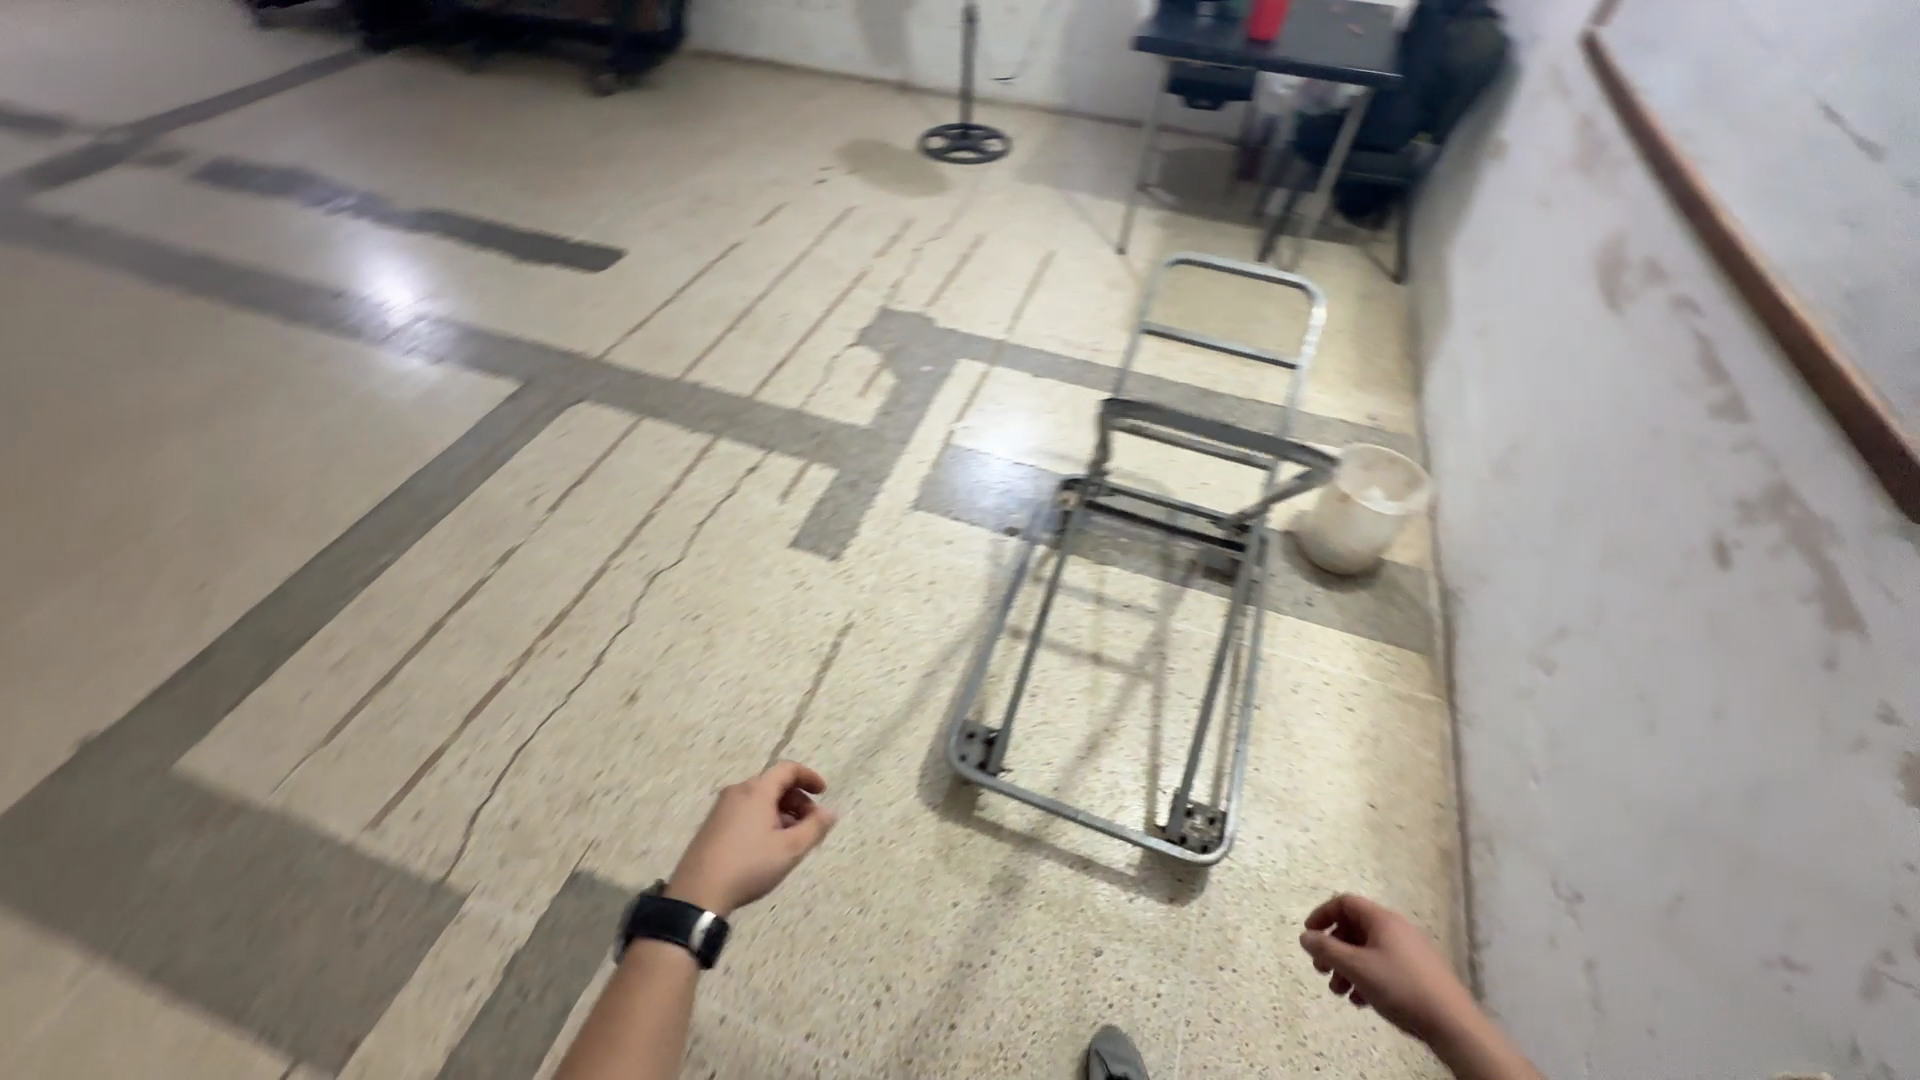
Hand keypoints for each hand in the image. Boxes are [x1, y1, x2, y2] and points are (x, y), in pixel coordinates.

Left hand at [665, 762, 838, 916]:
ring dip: (781, 812)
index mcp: (757, 791)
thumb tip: (831, 811)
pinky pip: (745, 811)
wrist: (697, 893)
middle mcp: (738, 792)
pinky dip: (763, 819)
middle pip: (774, 784)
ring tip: (790, 839)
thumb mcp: (790, 849)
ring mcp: (721, 808)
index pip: (788, 769)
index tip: (823, 793)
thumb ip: (815, 827)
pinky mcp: (712, 825)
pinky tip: (767, 846)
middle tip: (809, 823)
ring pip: (759, 799)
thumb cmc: (749, 865)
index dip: (809, 777)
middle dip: (797, 799)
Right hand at [1298, 894, 1474, 1045]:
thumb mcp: (1356, 968)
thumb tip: (1305, 936)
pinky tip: (1362, 1001)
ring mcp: (1411, 951)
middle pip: (1354, 928)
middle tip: (1321, 970)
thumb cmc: (1400, 987)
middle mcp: (1397, 929)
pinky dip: (1366, 977)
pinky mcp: (1419, 973)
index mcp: (1382, 920)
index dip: (1322, 915)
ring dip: (1347, 967)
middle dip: (1333, 949)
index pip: (1344, 902)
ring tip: (1340, 992)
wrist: (1453, 1024)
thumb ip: (1326, 950)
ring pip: (1368, 950)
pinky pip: (1383, 965)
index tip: (1309, 936)